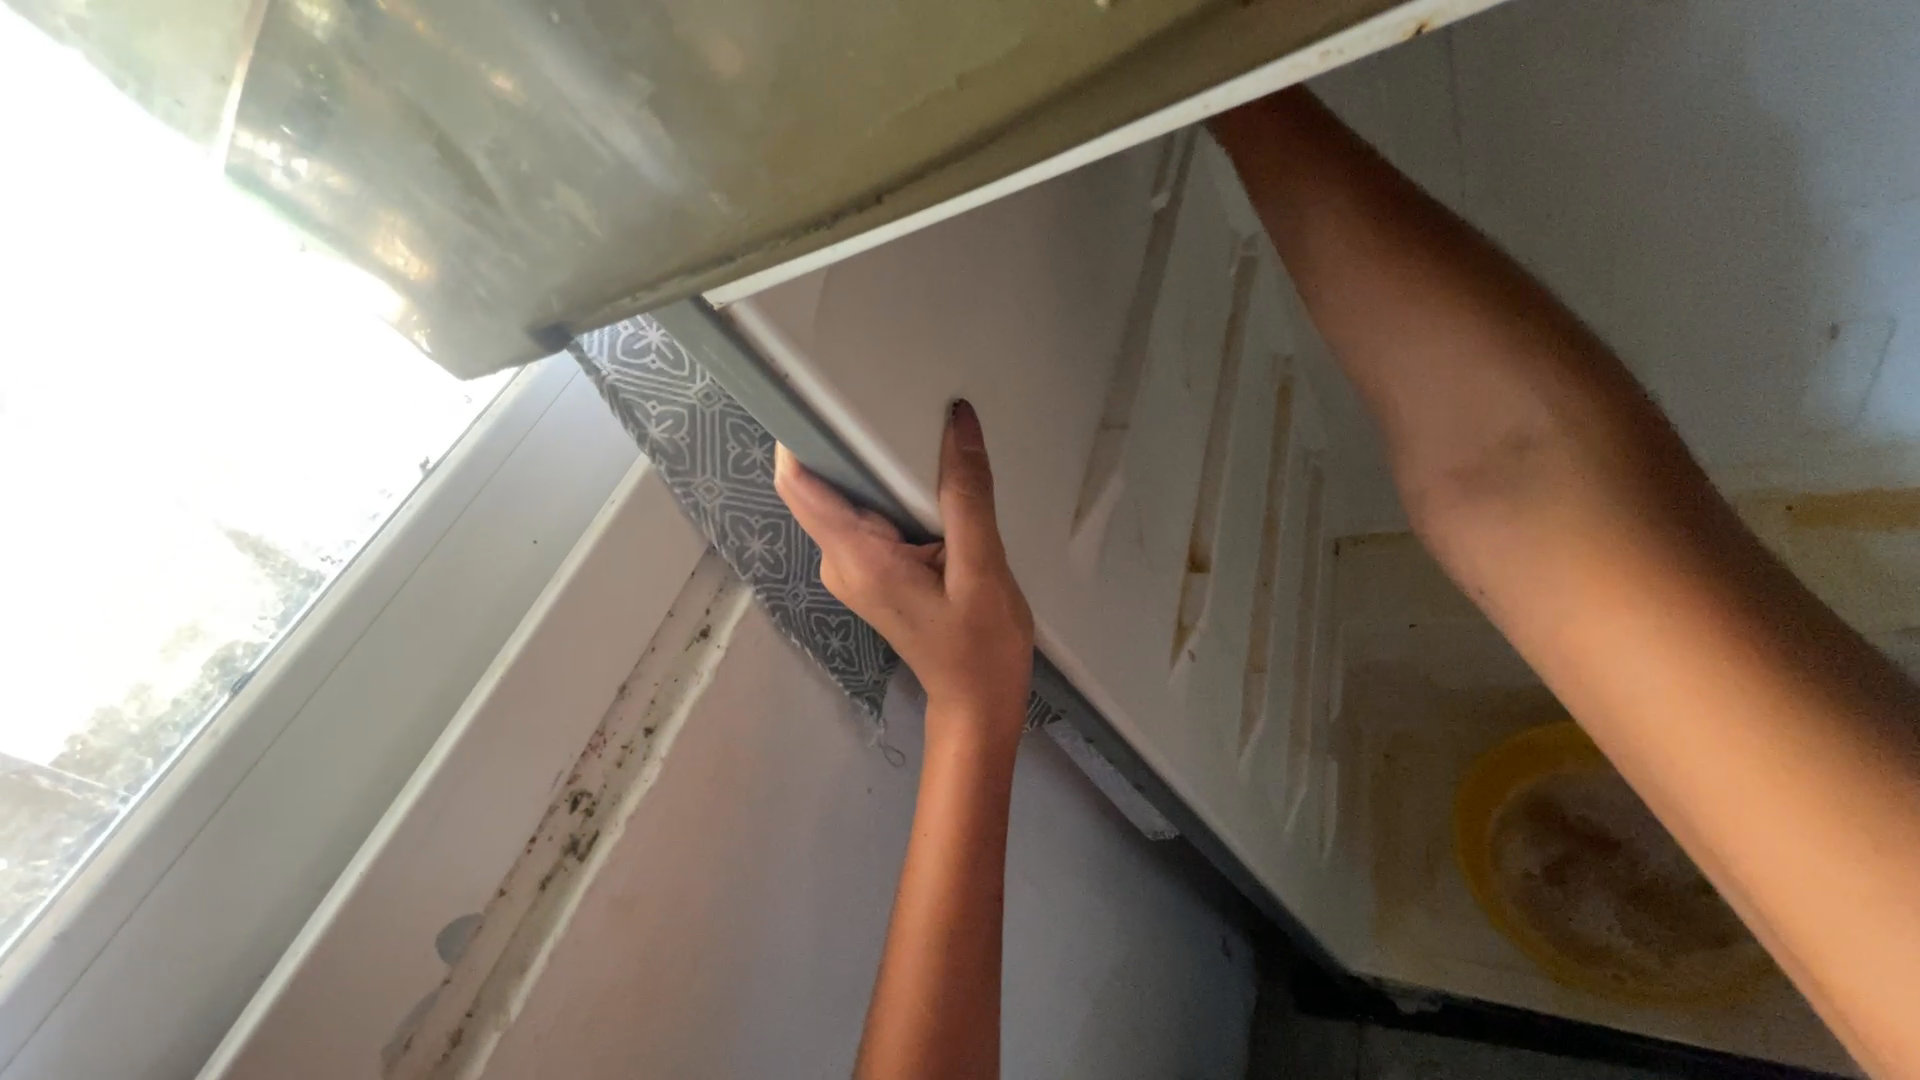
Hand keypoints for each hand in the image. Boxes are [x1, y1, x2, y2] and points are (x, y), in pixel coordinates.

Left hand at [774, 400, 1034, 743]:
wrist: (978, 703)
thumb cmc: (980, 646)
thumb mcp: (982, 568)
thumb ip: (966, 493)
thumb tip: (958, 422)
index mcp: (857, 558)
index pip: (799, 484)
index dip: (798, 434)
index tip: (820, 388)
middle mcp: (840, 560)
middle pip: (821, 484)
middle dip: (848, 439)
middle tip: (890, 395)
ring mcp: (854, 568)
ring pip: (846, 498)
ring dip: (873, 464)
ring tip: (916, 427)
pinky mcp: (872, 571)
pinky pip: (867, 517)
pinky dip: (889, 491)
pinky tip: (925, 475)